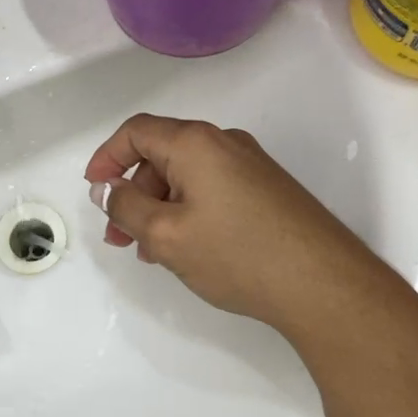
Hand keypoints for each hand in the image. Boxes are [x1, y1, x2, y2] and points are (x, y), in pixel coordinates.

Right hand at [83, 114, 367, 330]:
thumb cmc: (236, 254)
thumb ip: (126, 207)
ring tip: (151, 252)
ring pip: (187, 177)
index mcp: (196, 143)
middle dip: (133, 193)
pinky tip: (187, 250)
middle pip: (162, 155)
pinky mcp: (268, 191)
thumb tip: (106, 188)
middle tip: (119, 237)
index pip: (137, 131)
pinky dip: (188, 212)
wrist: (323, 284)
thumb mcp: (165, 235)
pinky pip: (213, 190)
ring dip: (159, 208)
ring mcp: (251, 166)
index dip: (107, 157)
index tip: (94, 190)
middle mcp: (225, 144)